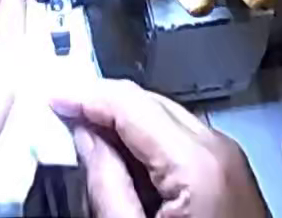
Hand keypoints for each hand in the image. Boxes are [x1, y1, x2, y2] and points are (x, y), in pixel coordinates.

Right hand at [51, 77, 269, 217]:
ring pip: (164, 118)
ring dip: (124, 121)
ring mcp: (228, 159)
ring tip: (82, 131)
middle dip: (105, 104)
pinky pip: (179, 141)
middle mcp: (218, 147)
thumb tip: (85, 136)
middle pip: (151, 103)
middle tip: (61, 111)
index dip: (88, 96)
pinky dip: (146, 142)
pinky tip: (120, 157)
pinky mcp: (228, 175)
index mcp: (197, 163)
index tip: (52, 95)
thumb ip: (107, 185)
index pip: (133, 104)